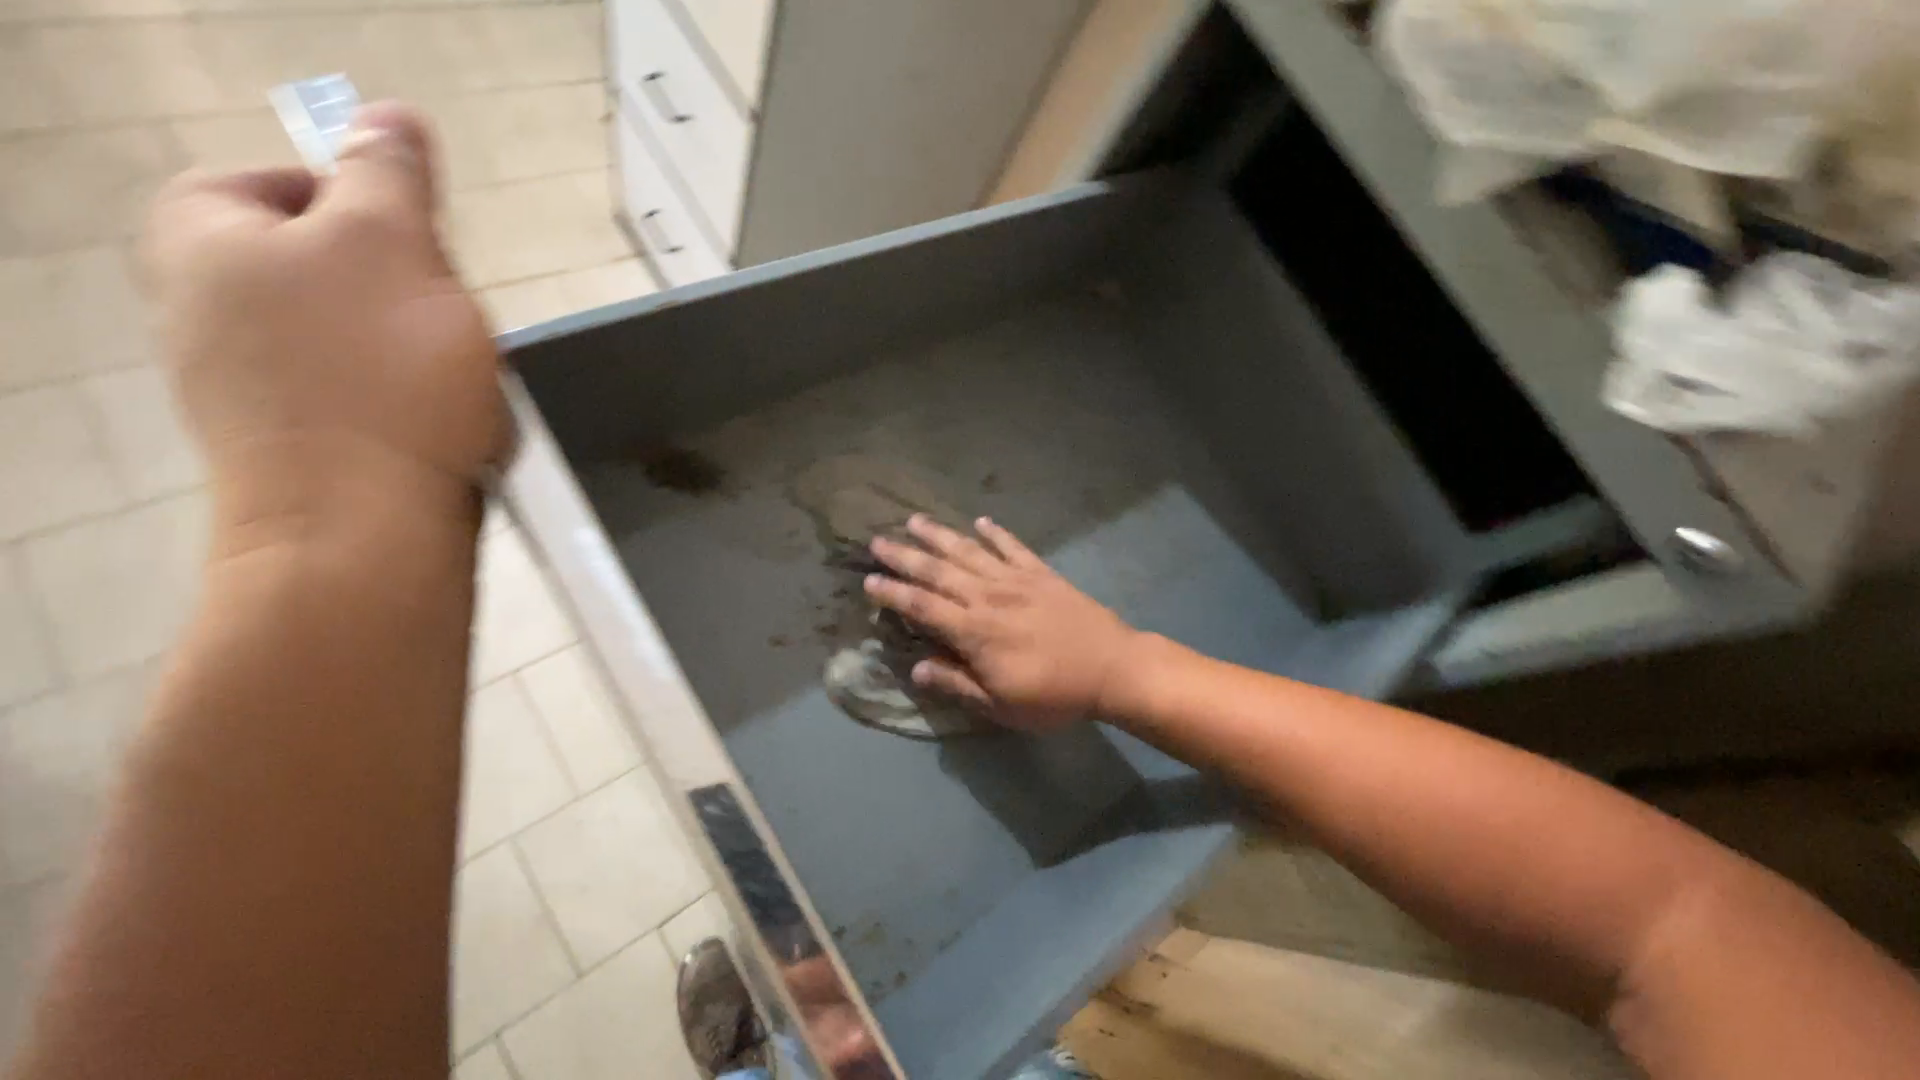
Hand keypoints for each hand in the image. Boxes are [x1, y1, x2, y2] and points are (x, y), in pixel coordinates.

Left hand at [142, 102, 506, 539]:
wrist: (365, 528)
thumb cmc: (378, 374)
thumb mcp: (392, 243)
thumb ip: (388, 171)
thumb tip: (384, 115)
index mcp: (203, 241)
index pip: (272, 179)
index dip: (355, 200)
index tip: (416, 239)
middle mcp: (203, 309)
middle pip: (323, 261)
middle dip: (401, 282)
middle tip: (446, 310)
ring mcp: (244, 387)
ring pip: (352, 333)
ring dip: (415, 345)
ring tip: (456, 376)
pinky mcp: (294, 446)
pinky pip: (359, 395)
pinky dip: (405, 399)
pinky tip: (443, 422)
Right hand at [865, 515, 1140, 732]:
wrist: (1112, 668)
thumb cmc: (1053, 696)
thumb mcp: (999, 705)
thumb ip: (957, 684)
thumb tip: (917, 667)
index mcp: (974, 631)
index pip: (923, 606)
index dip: (893, 593)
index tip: (869, 580)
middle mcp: (988, 597)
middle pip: (939, 572)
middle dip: (905, 556)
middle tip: (877, 541)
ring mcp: (1016, 581)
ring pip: (969, 552)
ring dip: (940, 536)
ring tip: (915, 521)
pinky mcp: (1042, 574)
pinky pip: (1013, 548)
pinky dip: (996, 534)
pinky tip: (982, 522)